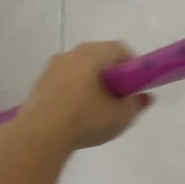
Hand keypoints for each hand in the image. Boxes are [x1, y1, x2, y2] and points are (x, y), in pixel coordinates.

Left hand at [11, 42, 150, 151]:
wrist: (39, 135)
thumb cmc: (85, 119)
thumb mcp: (121, 116)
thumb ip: (137, 104)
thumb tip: (146, 97)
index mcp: (93, 54)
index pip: (120, 49)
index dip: (132, 65)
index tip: (135, 85)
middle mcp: (71, 53)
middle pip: (98, 56)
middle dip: (110, 73)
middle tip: (118, 96)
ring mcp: (52, 67)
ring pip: (78, 68)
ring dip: (89, 81)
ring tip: (95, 107)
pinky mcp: (38, 83)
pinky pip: (63, 81)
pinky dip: (72, 90)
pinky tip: (75, 113)